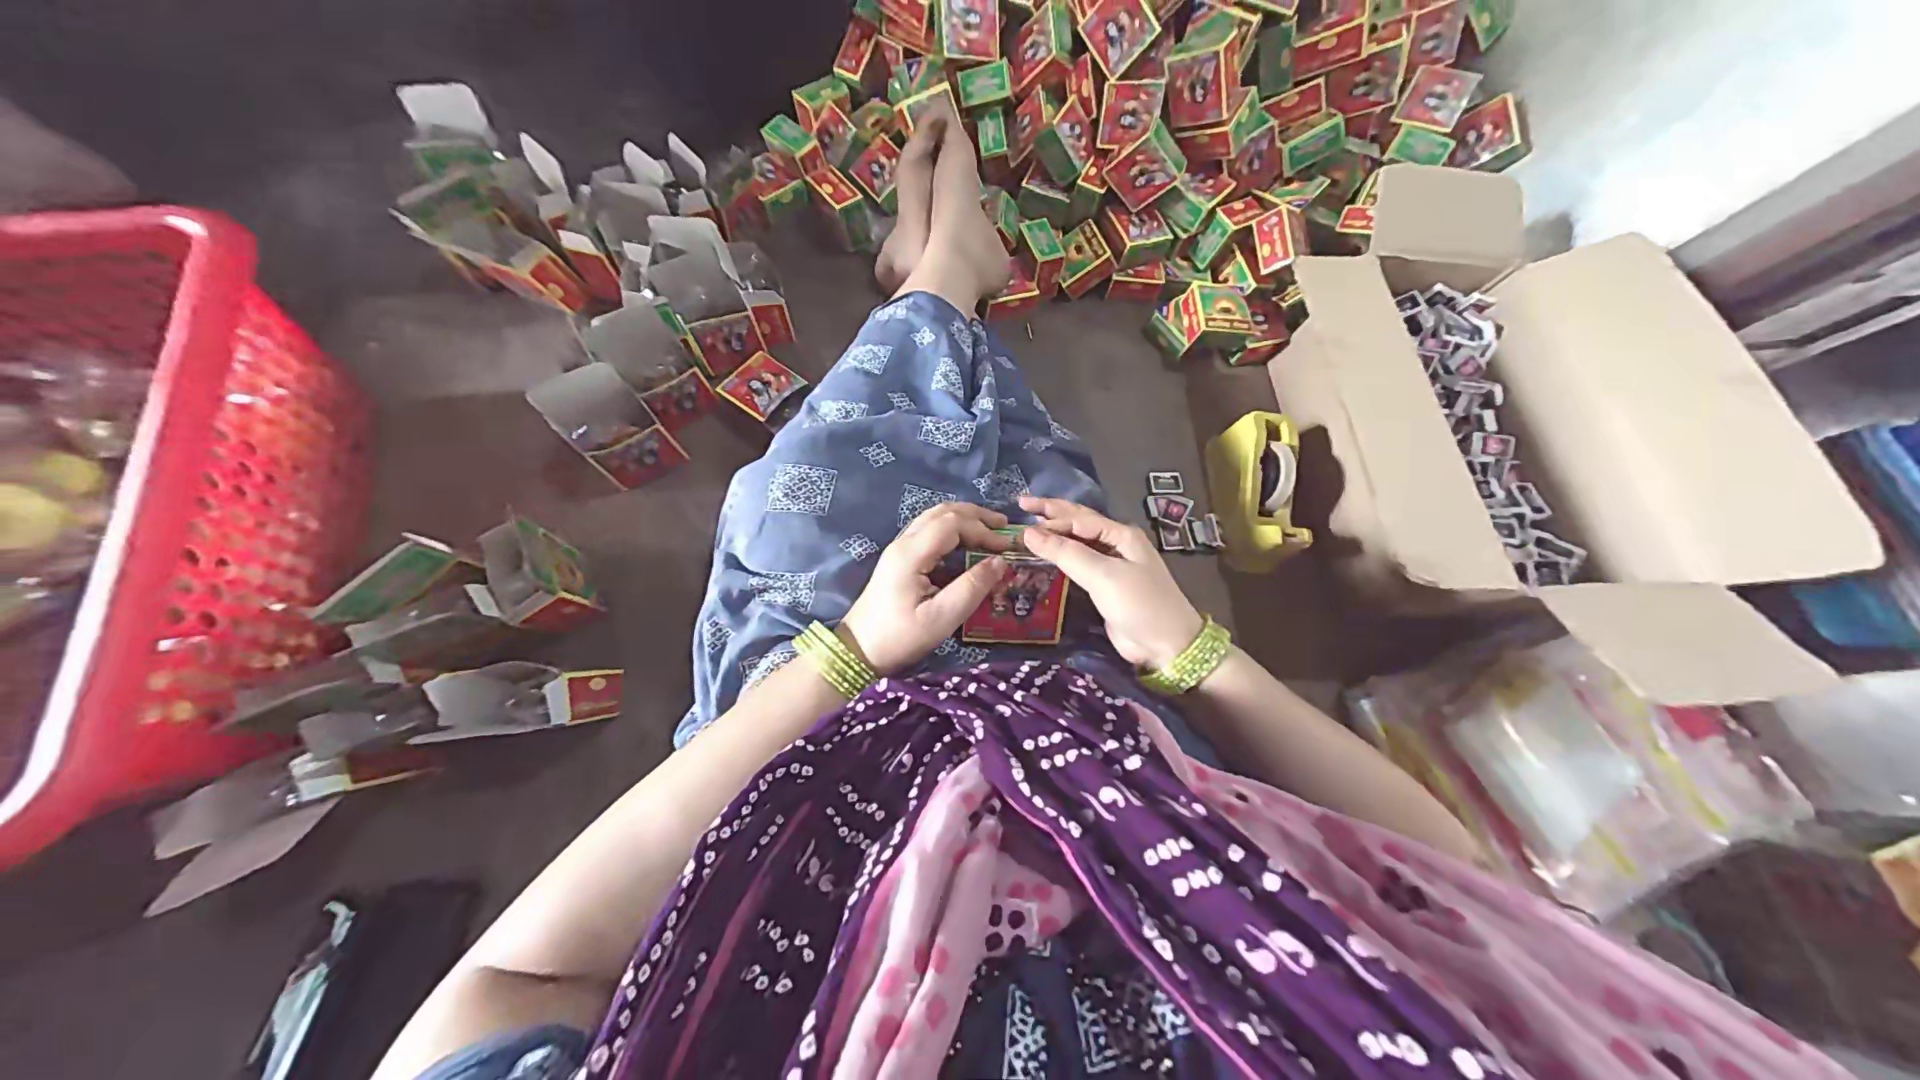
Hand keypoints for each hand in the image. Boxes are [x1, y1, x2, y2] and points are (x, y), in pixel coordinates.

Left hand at [839, 503, 1012, 674]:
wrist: (859, 650)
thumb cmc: (900, 637)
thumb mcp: (941, 618)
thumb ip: (972, 587)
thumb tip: (999, 562)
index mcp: (911, 553)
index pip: (953, 523)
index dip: (983, 530)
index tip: (1006, 547)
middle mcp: (904, 543)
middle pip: (943, 512)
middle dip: (976, 516)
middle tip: (1005, 527)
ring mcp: (899, 549)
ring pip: (934, 518)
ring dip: (964, 519)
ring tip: (991, 530)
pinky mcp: (899, 559)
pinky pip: (929, 531)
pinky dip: (953, 530)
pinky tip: (967, 544)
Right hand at [1017, 495, 1204, 669]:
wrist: (1167, 645)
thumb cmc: (1140, 604)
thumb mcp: (1103, 575)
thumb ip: (1066, 553)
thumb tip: (1029, 533)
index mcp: (1121, 534)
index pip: (1078, 519)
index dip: (1049, 519)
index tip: (1020, 524)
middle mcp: (1116, 543)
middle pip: (1078, 521)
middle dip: (1051, 512)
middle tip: (1021, 503)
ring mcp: (1112, 564)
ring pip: (1077, 541)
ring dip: (1054, 533)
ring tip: (1028, 525)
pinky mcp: (1105, 585)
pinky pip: (1078, 562)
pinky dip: (1060, 555)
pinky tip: (1046, 554)